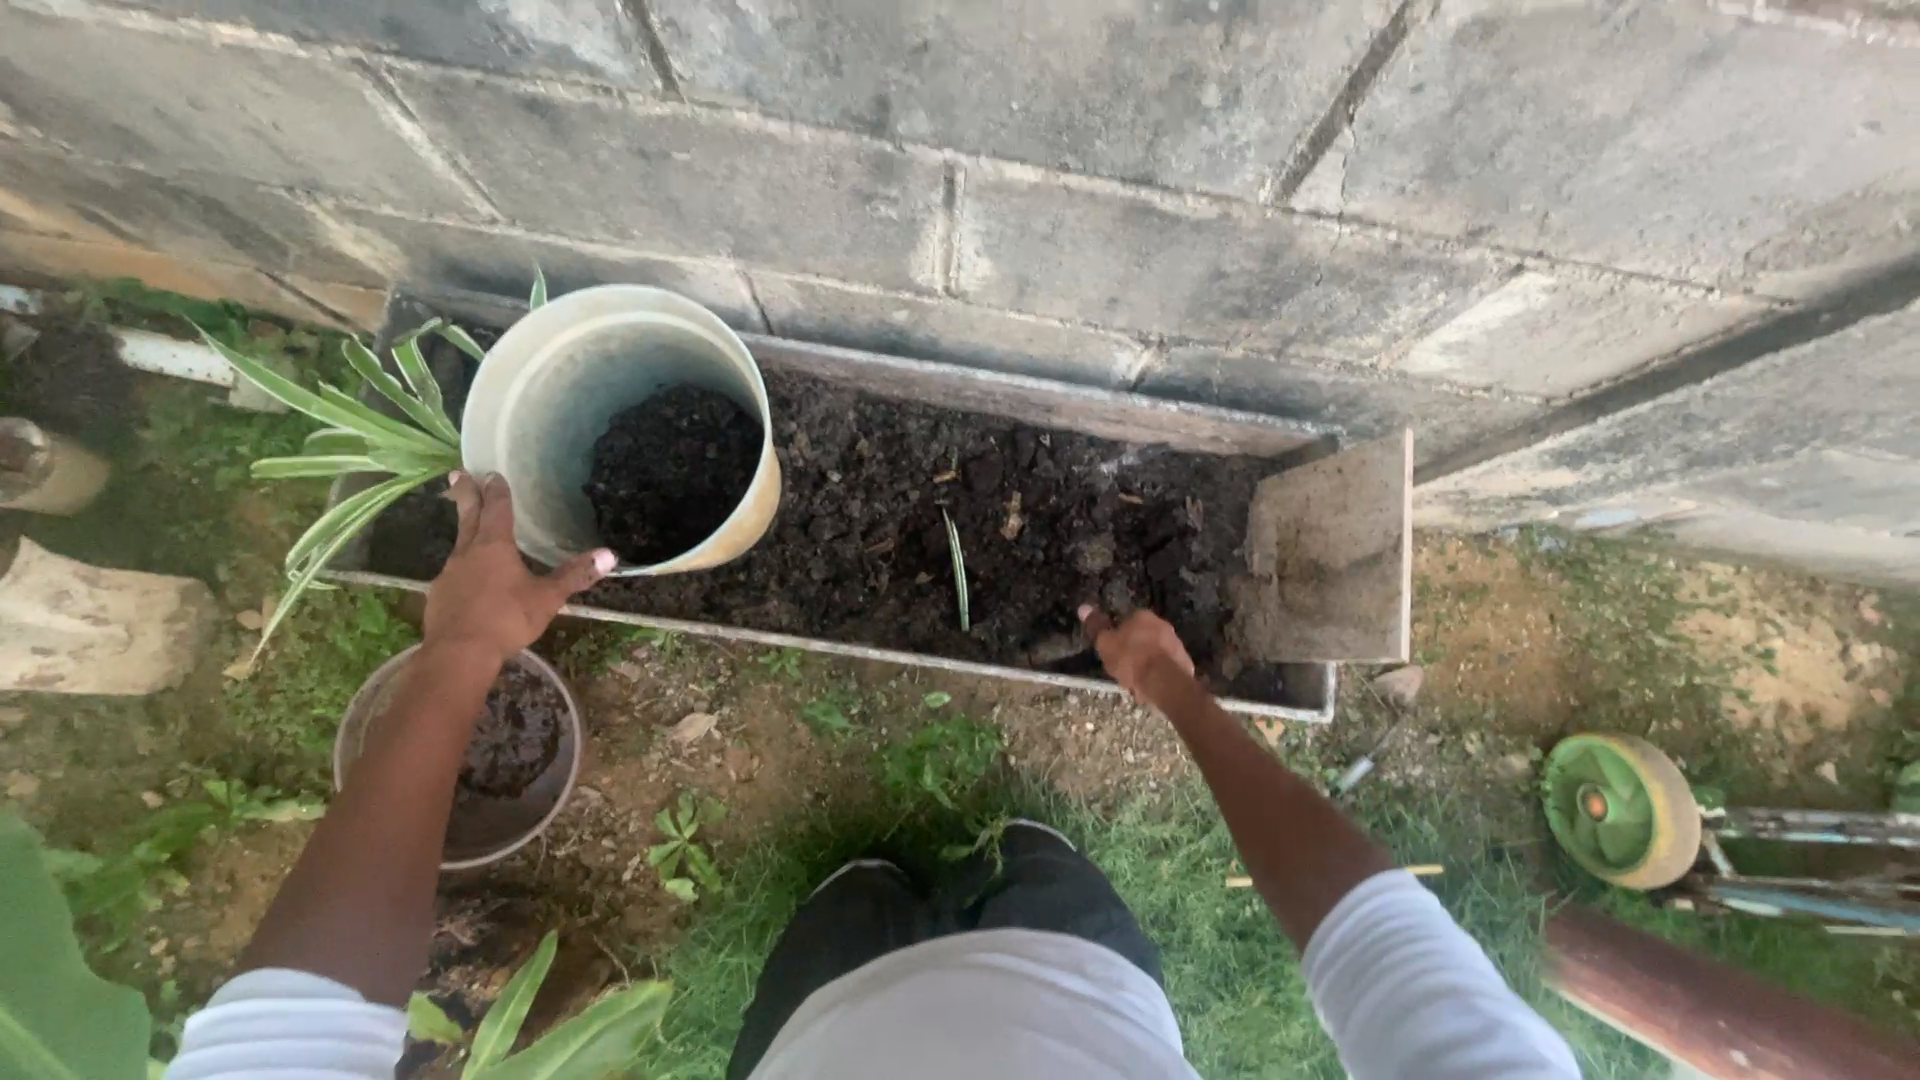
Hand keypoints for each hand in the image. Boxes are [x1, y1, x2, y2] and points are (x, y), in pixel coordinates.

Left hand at [425, 472, 614, 664]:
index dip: (497, 491)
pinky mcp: (439, 597)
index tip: (492, 473)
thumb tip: (610, 554)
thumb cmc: (507, 618)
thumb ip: (575, 575)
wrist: (459, 653)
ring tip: (472, 530)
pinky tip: (469, 581)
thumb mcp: (548, 597)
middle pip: (468, 518)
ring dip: (466, 532)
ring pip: (459, 546)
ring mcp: (448, 575)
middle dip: (465, 494)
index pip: (497, 510)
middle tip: (458, 472)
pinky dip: (463, 568)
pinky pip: (454, 574)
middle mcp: (467, 554)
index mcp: (494, 547)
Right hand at [1077, 605, 1195, 709]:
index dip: (1118, 638)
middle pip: (1142, 637)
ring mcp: (1176, 643)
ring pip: (1154, 653)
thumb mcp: (1106, 643)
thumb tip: (1083, 607)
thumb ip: (1096, 626)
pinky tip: (1148, 688)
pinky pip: (1165, 667)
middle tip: (1123, 669)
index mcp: (1142, 616)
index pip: (1126, 621)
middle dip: (1134, 651)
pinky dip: (1157, 675)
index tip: (1113, 653)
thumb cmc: (1131, 658)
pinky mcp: (1185, 662)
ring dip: (1145, 665)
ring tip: (1135, 683)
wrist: (1163, 681)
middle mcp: (1162, 624)